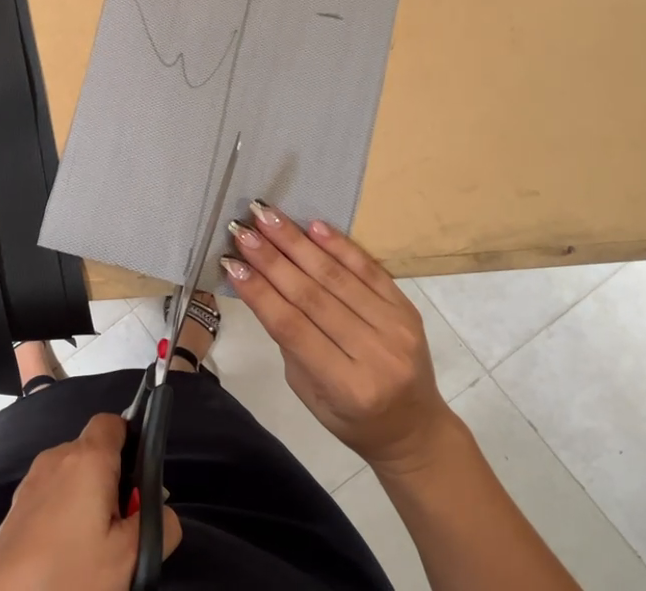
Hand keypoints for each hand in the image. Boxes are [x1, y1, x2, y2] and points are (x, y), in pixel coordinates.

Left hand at [0, 413, 182, 590]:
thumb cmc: (70, 571)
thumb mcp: (131, 556)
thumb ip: (160, 525)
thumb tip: (163, 508)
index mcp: (87, 458)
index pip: (113, 422)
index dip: (133, 439)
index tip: (143, 477)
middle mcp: (58, 457)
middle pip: (95, 451)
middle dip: (115, 480)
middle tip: (126, 525)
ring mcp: (34, 478)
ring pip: (75, 474)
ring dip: (92, 499)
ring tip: (98, 545)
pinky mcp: (19, 502)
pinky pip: (55, 492)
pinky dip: (69, 510)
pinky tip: (70, 549)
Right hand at [222, 203, 458, 474]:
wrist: (415, 428)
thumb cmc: (351, 418)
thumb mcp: (308, 391)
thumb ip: (289, 341)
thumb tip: (257, 285)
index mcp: (347, 386)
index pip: (292, 327)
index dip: (259, 292)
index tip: (230, 262)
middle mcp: (375, 354)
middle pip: (313, 296)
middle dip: (271, 259)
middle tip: (242, 229)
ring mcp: (396, 329)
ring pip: (337, 277)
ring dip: (297, 242)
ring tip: (266, 216)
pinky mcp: (408, 309)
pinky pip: (370, 270)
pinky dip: (339, 246)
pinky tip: (313, 226)